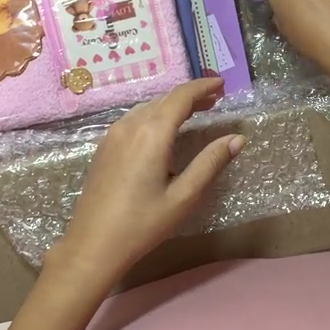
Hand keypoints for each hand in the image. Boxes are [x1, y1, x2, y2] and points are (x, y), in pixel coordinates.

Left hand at [48, 77, 244, 288]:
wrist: (92, 244)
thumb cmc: (142, 224)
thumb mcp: (183, 196)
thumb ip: (210, 163)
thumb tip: (237, 138)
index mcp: (152, 133)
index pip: (181, 97)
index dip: (203, 87)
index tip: (222, 84)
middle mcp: (130, 126)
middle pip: (164, 99)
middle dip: (190, 96)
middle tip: (215, 99)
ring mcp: (112, 136)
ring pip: (147, 108)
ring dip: (171, 105)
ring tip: (194, 112)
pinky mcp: (104, 148)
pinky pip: (133, 120)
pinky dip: (154, 116)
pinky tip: (163, 130)